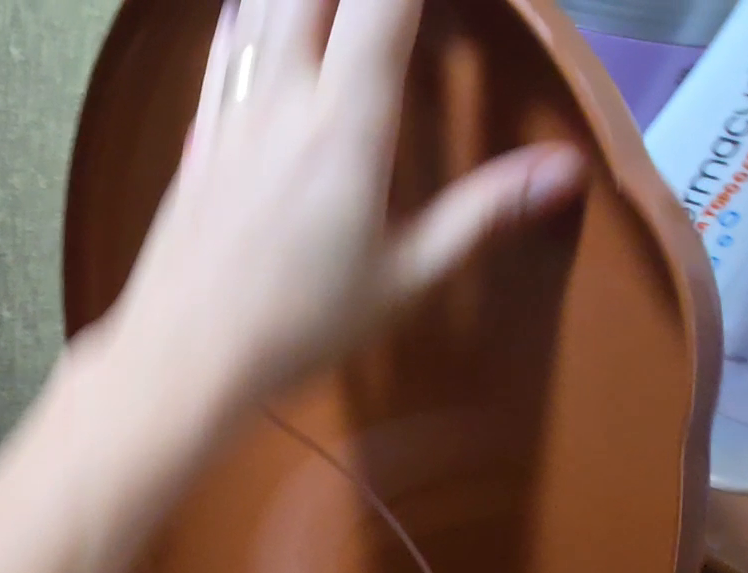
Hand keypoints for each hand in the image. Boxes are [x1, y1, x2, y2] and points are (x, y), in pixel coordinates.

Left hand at [101, 0, 584, 406]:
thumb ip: (479, 217)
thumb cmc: (293, 331)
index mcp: (343, 125)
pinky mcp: (192, 149)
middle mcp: (279, 103)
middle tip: (382, 10)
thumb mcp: (399, 285)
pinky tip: (245, 15)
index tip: (442, 1)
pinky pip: (219, 57)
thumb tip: (566, 171)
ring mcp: (226, 122)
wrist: (181, 361)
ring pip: (255, 9)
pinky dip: (241, 21)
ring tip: (322, 8)